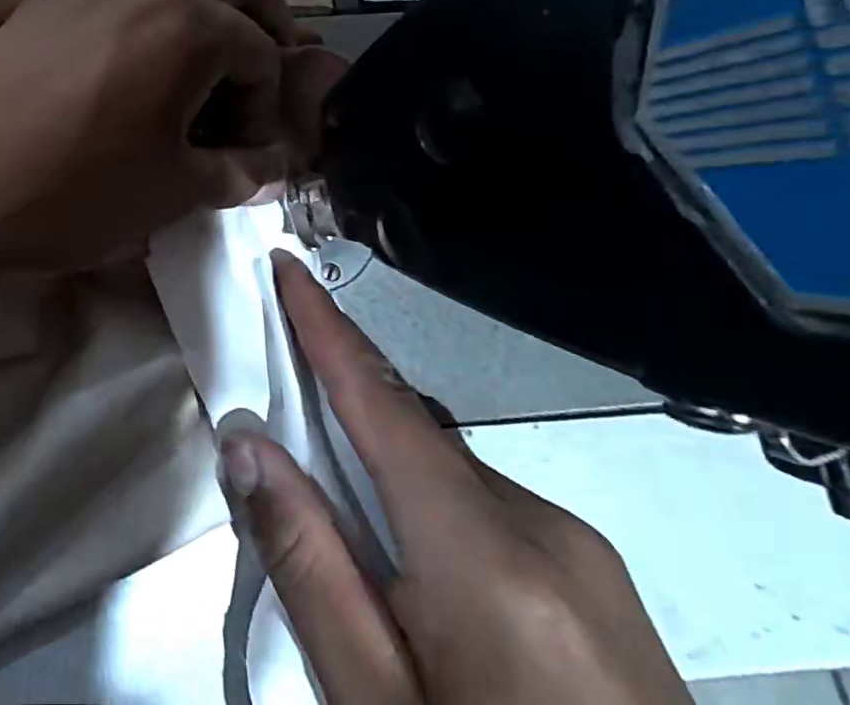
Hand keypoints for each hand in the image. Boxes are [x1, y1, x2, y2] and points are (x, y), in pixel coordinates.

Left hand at [0, 0, 297, 272]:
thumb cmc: (74, 192)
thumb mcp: (171, 193)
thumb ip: (236, 173)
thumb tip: (268, 165)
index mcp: (189, 26)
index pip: (260, 54)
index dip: (266, 103)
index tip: (249, 144)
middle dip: (265, 16)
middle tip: (262, 63)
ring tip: (207, 16)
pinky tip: (135, 14)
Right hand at [219, 252, 692, 704]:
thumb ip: (311, 568)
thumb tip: (249, 448)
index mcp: (490, 560)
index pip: (385, 408)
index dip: (328, 331)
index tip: (289, 269)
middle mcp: (548, 529)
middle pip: (420, 443)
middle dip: (348, 415)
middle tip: (281, 415)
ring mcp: (586, 552)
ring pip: (454, 478)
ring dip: (391, 482)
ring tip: (349, 539)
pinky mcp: (600, 580)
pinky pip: (494, 512)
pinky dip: (436, 514)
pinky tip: (423, 581)